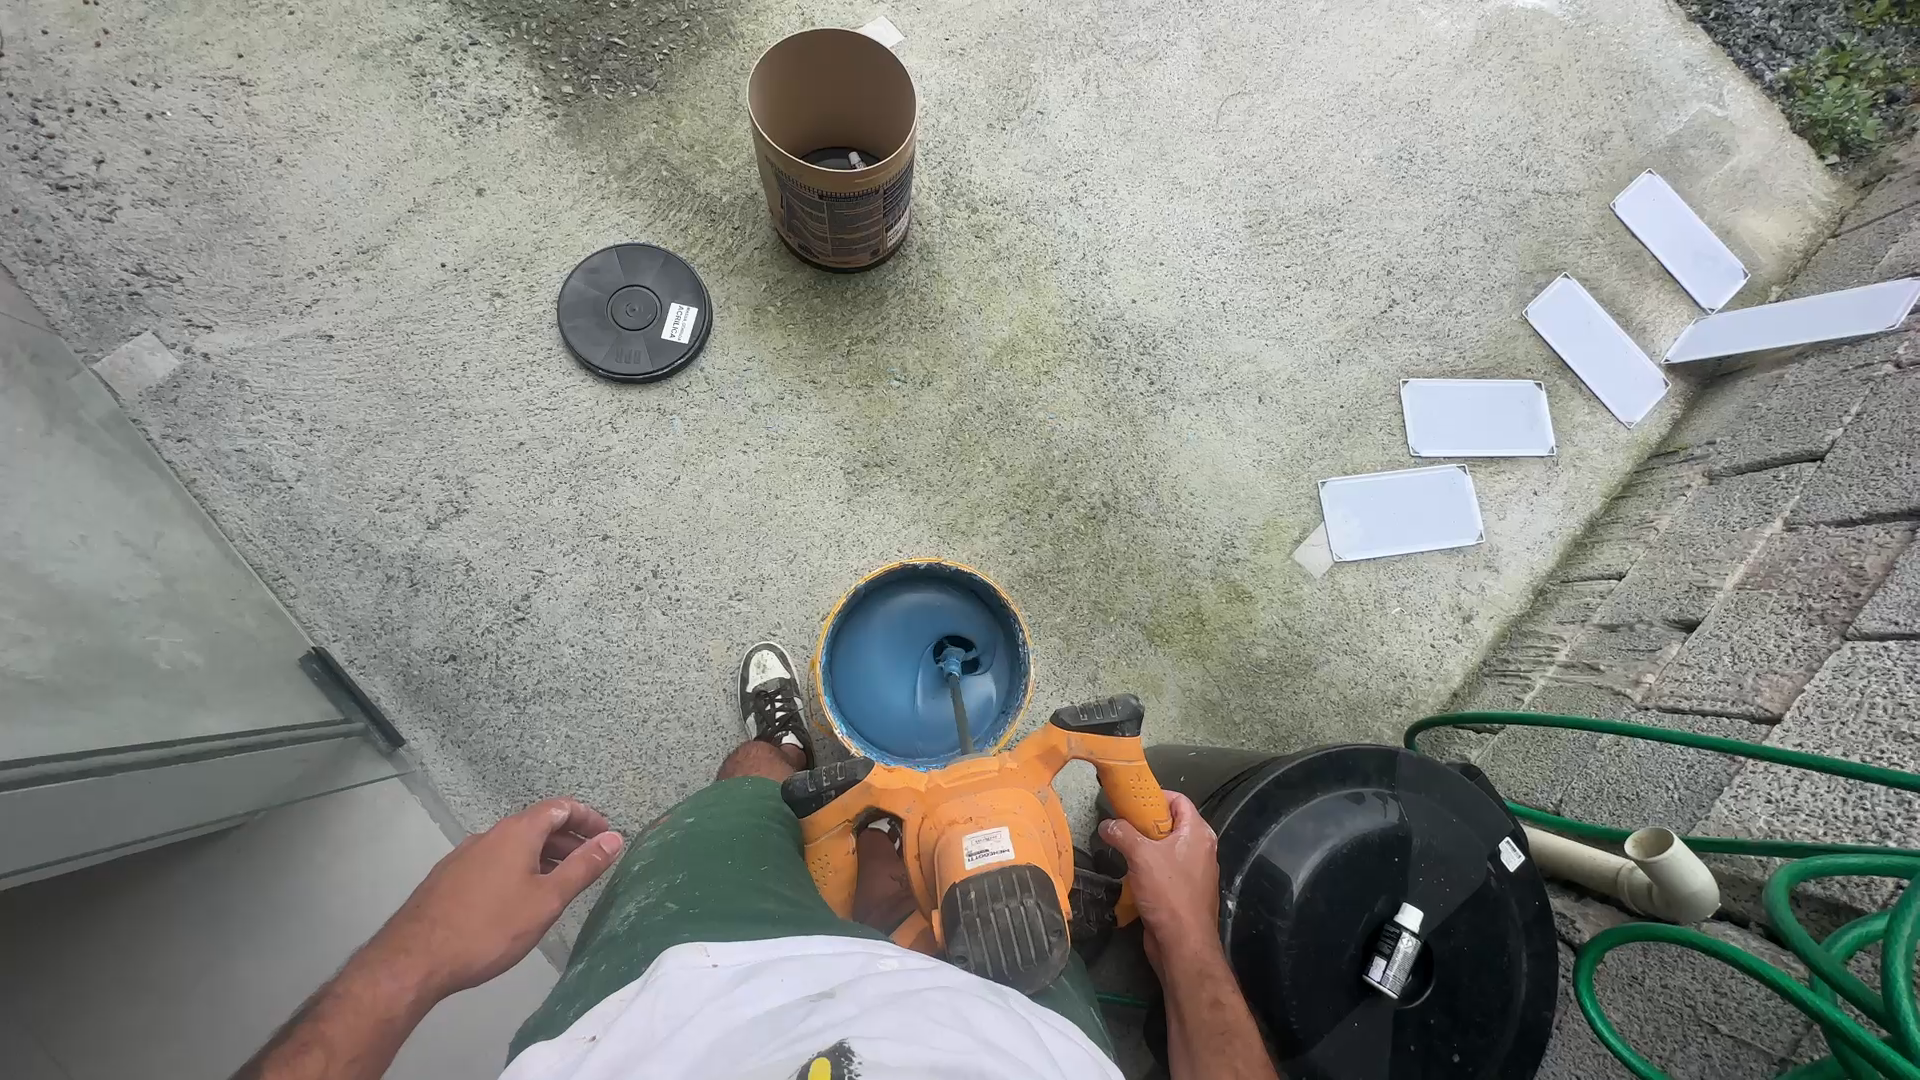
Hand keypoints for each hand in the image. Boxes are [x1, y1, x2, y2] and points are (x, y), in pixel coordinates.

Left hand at [364, 798, 624, 999]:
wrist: (409, 964)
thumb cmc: (489, 928)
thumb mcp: (548, 900)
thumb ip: (584, 867)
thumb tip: (614, 839)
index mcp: (517, 832)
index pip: (561, 807)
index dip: (588, 818)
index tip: (606, 837)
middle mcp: (490, 835)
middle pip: (537, 824)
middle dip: (567, 840)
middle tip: (587, 863)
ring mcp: (463, 856)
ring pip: (513, 845)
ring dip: (541, 856)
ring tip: (556, 885)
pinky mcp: (445, 880)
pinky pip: (492, 862)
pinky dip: (515, 869)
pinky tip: (514, 901)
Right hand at [1099, 791, 1220, 969]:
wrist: (1183, 945)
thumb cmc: (1168, 893)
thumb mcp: (1140, 855)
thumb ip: (1122, 833)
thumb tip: (1107, 824)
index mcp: (1198, 833)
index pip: (1178, 800)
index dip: (1155, 796)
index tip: (1131, 801)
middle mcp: (1200, 849)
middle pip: (1171, 823)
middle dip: (1145, 822)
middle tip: (1121, 823)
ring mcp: (1194, 872)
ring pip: (1166, 847)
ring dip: (1144, 846)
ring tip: (1121, 846)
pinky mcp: (1185, 891)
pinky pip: (1165, 869)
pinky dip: (1148, 866)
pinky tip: (1130, 872)